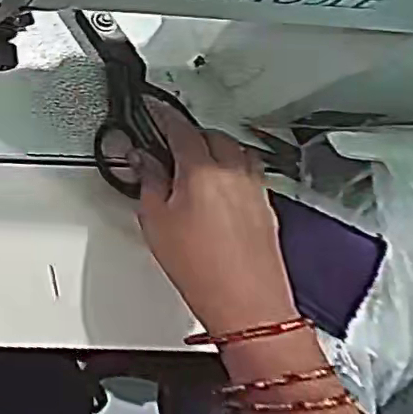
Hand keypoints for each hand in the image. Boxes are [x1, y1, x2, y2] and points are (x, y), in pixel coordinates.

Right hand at [134, 101, 298, 335]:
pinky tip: (213, 183)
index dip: (163, 115)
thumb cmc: (201, 266)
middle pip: (212, 135)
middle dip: (189, 132)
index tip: (153, 108)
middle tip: (165, 138)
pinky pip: (248, 172)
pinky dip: (229, 167)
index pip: (181, 129)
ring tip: (190, 157)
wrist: (247, 305)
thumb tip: (145, 161)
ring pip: (235, 151)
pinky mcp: (267, 208)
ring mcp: (256, 191)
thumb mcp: (154, 217)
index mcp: (203, 170)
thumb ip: (149, 180)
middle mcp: (235, 174)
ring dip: (213, 147)